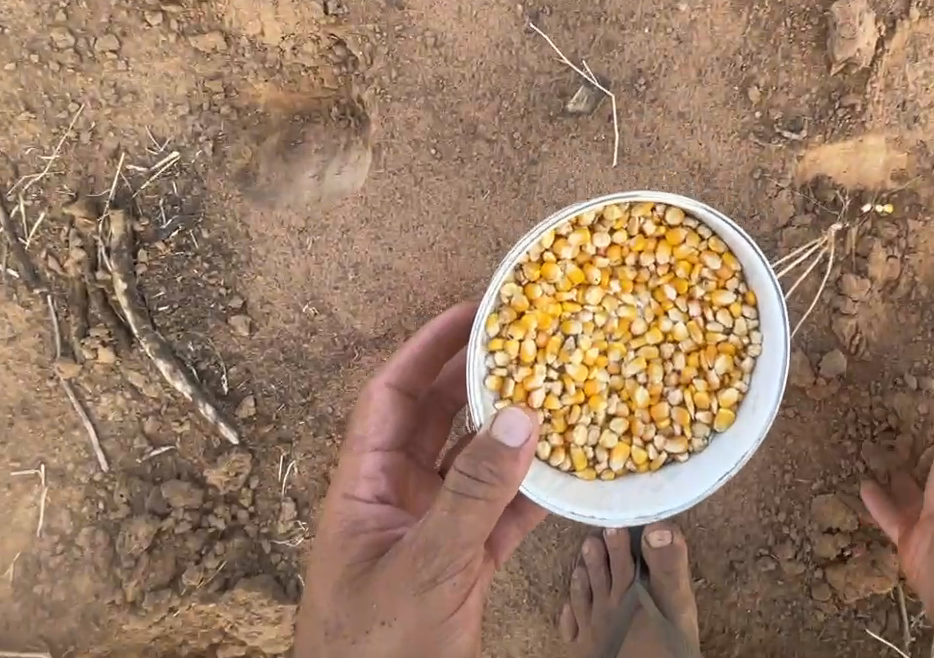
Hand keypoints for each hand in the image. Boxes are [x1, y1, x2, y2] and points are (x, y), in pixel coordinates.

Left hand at [297, 303, 546, 657]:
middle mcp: (398, 497)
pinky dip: (533, 488)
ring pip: (476, 460)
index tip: (474, 310)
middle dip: (480, 377)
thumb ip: (474, 492)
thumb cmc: (376, 652)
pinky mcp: (466, 560)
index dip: (428, 348)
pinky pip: (504, 508)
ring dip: (513, 430)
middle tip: (529, 337)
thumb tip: (523, 413)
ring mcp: (434, 528)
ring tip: (557, 385)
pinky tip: (570, 465)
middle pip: (440, 418)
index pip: (391, 396)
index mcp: (363, 488)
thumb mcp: (425, 566)